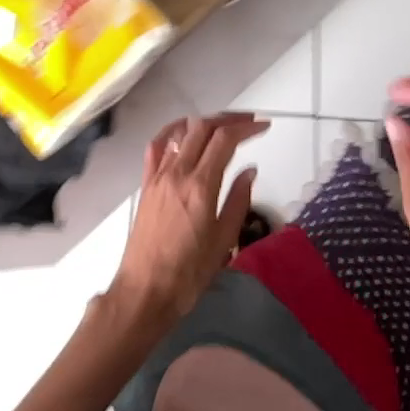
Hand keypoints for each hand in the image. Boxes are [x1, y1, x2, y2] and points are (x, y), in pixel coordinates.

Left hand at [110, 113, 268, 320]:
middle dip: (228, 119)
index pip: (225, 139)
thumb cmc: (189, 272)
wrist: (145, 290)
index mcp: (200, 185)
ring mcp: (158, 175)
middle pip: (202, 127)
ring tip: (223, 127)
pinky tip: (184, 132)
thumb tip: (250, 170)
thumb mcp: (223, 240)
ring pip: (181, 132)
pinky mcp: (146, 183)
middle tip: (249, 123)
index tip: (264, 126)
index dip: (246, 128)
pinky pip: (158, 145)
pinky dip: (174, 131)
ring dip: (204, 122)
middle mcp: (177, 172)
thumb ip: (238, 200)